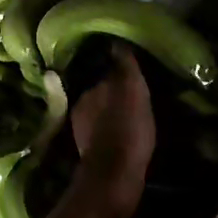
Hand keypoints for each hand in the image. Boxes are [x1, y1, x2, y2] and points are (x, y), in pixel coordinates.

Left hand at [70, 45, 155, 192]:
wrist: (114, 174)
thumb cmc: (128, 128)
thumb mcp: (133, 90)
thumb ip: (124, 67)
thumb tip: (117, 43)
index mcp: (91, 91)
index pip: (107, 74)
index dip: (121, 74)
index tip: (134, 77)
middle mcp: (82, 107)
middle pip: (101, 93)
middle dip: (114, 93)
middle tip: (135, 97)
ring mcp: (83, 131)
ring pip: (101, 113)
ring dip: (112, 113)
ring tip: (131, 119)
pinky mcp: (90, 153)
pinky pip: (103, 133)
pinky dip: (111, 132)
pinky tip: (124, 137)